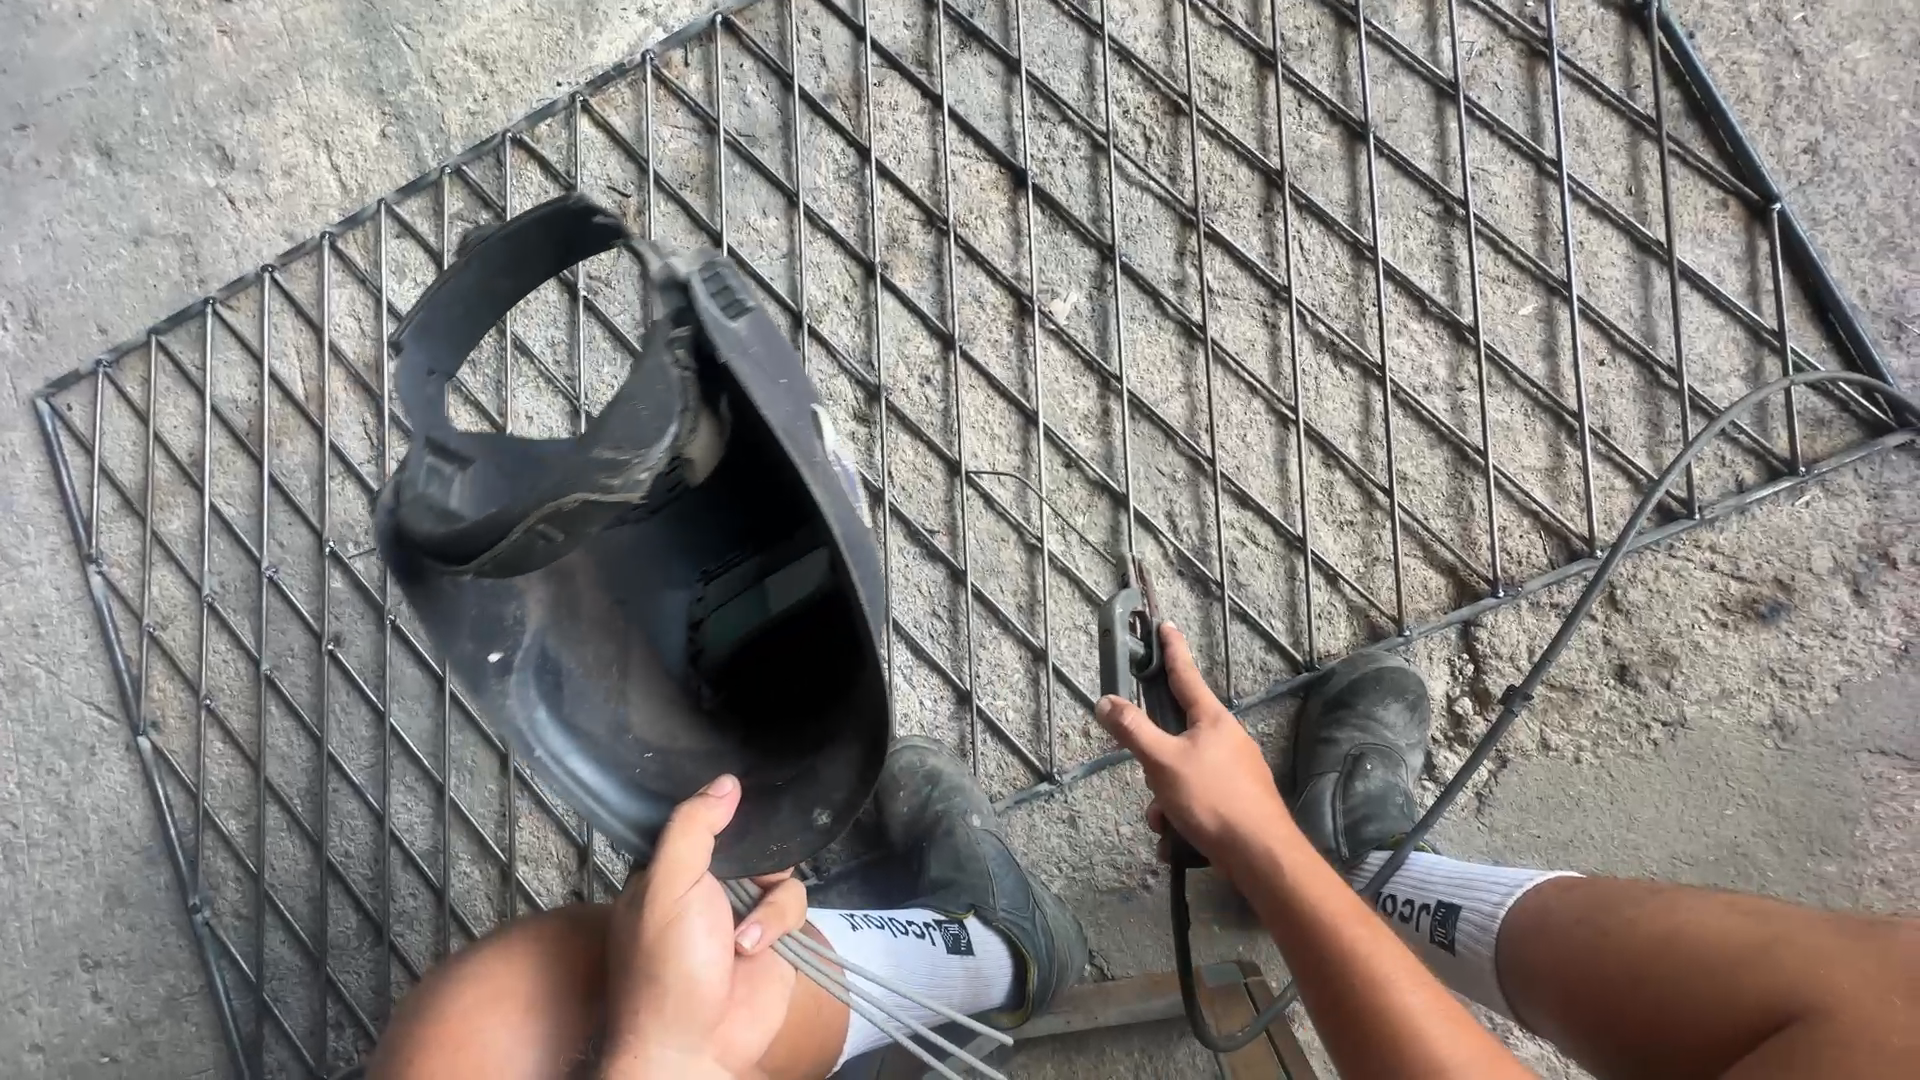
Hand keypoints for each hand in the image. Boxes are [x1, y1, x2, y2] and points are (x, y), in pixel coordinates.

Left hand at [600, 775, 809, 1078]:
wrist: (695, 1047)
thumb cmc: (667, 966)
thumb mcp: (668, 886)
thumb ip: (694, 828)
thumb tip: (727, 781)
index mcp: (670, 872)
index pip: (701, 821)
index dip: (721, 808)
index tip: (740, 795)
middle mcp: (706, 887)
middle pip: (750, 840)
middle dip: (758, 853)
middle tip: (754, 868)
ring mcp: (741, 912)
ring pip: (779, 869)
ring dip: (767, 899)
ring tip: (745, 933)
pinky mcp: (773, 935)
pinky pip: (793, 902)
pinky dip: (778, 922)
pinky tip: (755, 948)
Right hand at [1094, 623, 1290, 879]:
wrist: (1263, 857)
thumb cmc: (1213, 799)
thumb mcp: (1162, 762)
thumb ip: (1133, 730)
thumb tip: (1106, 701)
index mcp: (1212, 719)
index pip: (1185, 674)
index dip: (1172, 649)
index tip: (1165, 625)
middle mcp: (1226, 737)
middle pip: (1176, 732)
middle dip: (1155, 759)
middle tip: (1149, 778)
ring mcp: (1236, 768)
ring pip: (1183, 770)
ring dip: (1165, 795)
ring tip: (1165, 821)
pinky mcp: (1239, 798)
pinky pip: (1198, 795)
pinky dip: (1182, 813)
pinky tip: (1177, 837)